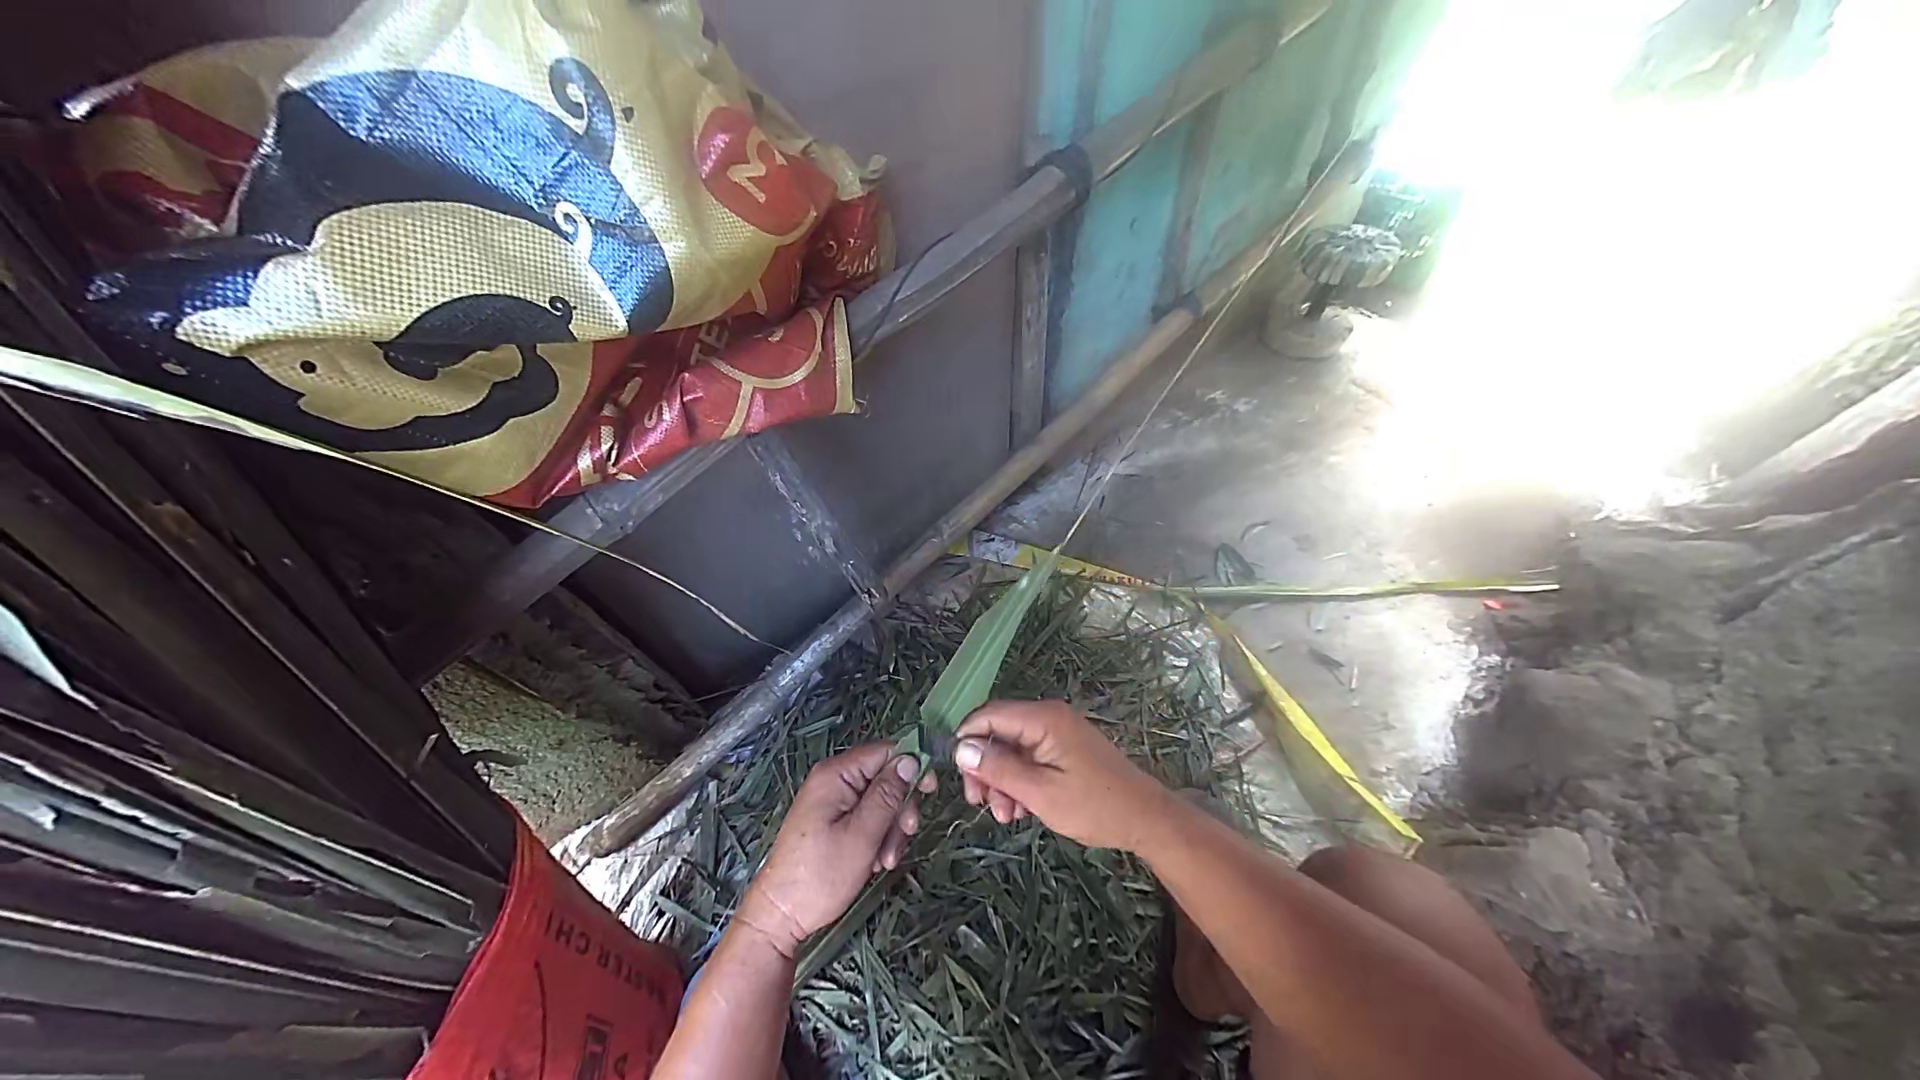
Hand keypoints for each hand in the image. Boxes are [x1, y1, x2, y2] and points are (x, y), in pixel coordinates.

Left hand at [734, 743, 936, 957]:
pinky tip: (876, 861)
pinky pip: (867, 818)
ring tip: (885, 860)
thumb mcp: (862, 834)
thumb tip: (910, 759)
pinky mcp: (833, 822)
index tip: (930, 790)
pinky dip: (878, 838)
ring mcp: (832, 801)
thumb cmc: (821, 875)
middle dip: (900, 807)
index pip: (885, 751)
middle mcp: (834, 780)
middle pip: (885, 777)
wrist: (781, 916)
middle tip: (905, 835)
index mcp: (836, 774)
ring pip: (880, 801)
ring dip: (891, 829)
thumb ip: (888, 794)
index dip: (912, 766)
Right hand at [953, 699, 1174, 851]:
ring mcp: (1058, 733)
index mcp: (1043, 718)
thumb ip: (998, 768)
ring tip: (1005, 815)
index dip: (966, 740)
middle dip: (984, 767)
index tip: (957, 774)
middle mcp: (1048, 717)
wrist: (1145, 819)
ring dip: (1001, 780)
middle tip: (979, 802)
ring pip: (1011, 749)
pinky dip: (1019, 781)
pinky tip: (1020, 809)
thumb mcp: (1039, 792)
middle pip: (998, 732)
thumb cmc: (1093, 806)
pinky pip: (1029, 758)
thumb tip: (960, 749)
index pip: (989, 714)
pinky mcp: (1064, 749)